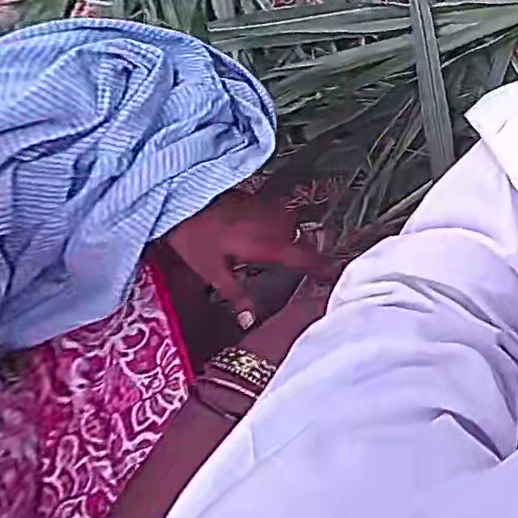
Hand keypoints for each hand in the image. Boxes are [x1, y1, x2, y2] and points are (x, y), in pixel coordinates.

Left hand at [162, 191, 320, 322]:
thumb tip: (251, 319)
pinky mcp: (264, 200)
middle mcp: (278, 225)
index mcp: (270, 245)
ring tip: (286, 254)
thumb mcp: (212, 272)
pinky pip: (282, 216)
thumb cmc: (197, 236)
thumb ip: (236, 294)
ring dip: (293, 240)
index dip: (324, 267)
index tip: (334, 274)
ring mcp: (272, 209)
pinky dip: (282, 228)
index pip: (308, 257)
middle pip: (305, 241)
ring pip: (294, 228)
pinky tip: (267, 236)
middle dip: (308, 254)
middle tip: (309, 268)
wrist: (183, 199)